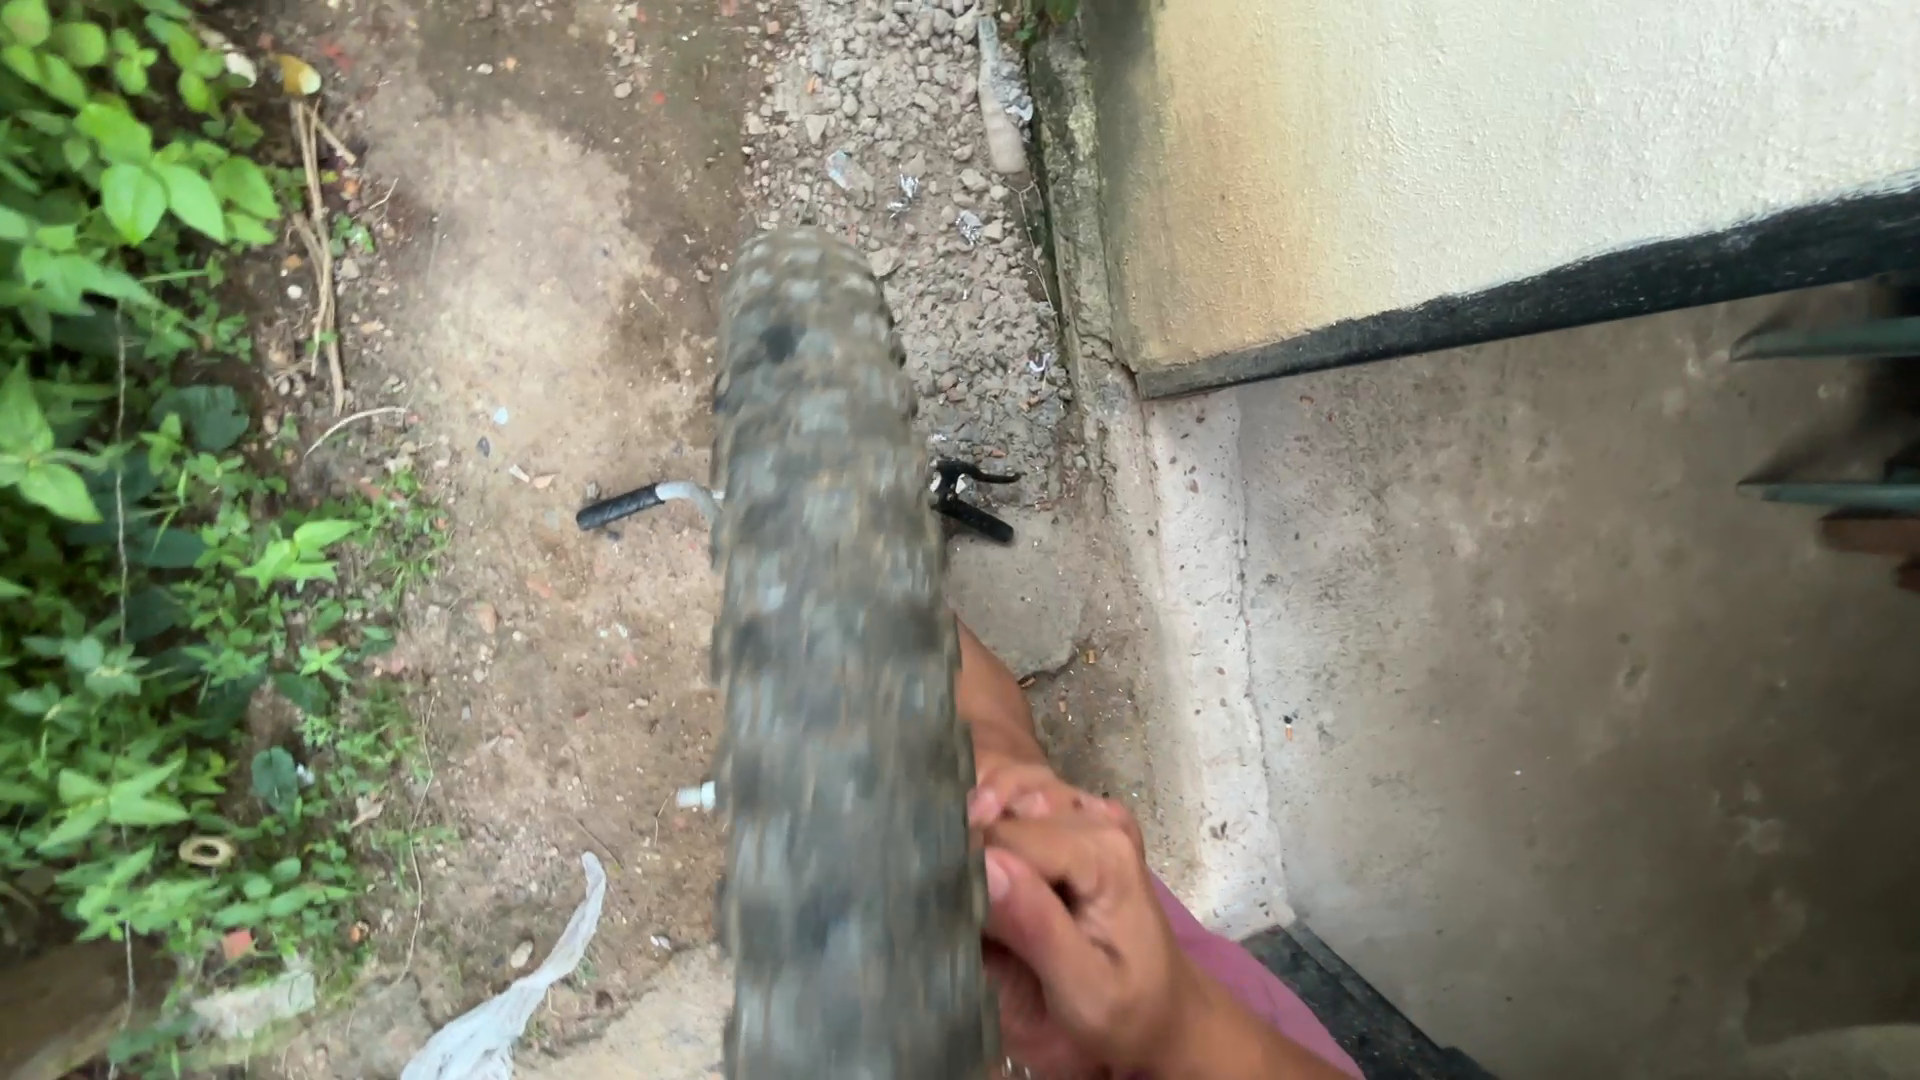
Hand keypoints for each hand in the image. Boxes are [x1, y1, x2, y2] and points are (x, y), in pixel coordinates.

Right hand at [970, 764, 1133, 1078]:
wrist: (1163, 1007)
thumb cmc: (1126, 1012)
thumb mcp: (1085, 992)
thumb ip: (1037, 927)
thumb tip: (984, 865)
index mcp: (1104, 854)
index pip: (1011, 836)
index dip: (971, 863)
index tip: (946, 902)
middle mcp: (1098, 818)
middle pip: (1008, 808)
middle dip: (971, 842)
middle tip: (947, 892)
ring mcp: (1089, 810)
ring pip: (1010, 786)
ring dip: (979, 816)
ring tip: (961, 868)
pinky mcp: (1075, 815)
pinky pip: (1022, 793)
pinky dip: (993, 811)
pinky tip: (982, 849)